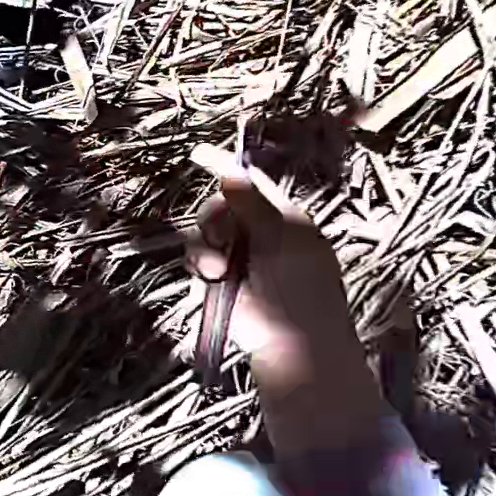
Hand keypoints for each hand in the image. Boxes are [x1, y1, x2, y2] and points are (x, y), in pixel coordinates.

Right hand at [184, 155, 388, 461]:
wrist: (289, 342)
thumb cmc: (300, 290)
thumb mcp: (282, 241)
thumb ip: (253, 206)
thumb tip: (231, 171)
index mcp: (282, 218)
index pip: (252, 184)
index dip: (226, 168)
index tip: (198, 154)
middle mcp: (256, 233)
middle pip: (220, 206)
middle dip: (214, 219)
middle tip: (220, 237)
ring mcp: (235, 255)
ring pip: (203, 232)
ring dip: (206, 247)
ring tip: (219, 271)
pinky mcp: (216, 276)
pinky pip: (195, 256)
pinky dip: (199, 263)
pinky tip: (212, 278)